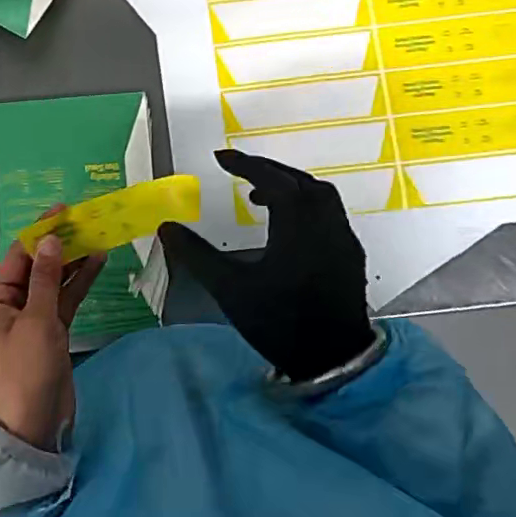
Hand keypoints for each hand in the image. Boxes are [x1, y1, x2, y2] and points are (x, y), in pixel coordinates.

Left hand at [0, 210, 107, 449]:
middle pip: (35, 267)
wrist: (32, 426)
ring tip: (96, 237)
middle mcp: (6, 305)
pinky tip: (96, 264)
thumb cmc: (26, 373)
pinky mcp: (48, 332)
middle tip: (86, 221)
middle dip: (59, 246)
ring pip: (52, 282)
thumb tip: (50, 241)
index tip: (61, 211)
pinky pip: (62, 301)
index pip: (17, 258)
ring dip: (72, 263)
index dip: (39, 233)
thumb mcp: (36, 323)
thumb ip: (46, 280)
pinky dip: (78, 285)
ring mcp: (29, 318)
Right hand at [158, 150, 373, 382]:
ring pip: (320, 197)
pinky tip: (285, 224)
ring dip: (290, 186)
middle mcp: (326, 225)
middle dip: (270, 170)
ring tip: (259, 195)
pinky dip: (304, 205)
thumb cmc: (277, 320)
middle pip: (301, 182)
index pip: (274, 181)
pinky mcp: (349, 256)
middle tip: (240, 170)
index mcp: (298, 227)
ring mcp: (343, 240)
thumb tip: (167, 227)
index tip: (221, 158)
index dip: (246, 165)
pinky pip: (328, 214)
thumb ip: (196, 254)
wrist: (331, 359)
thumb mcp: (228, 287)